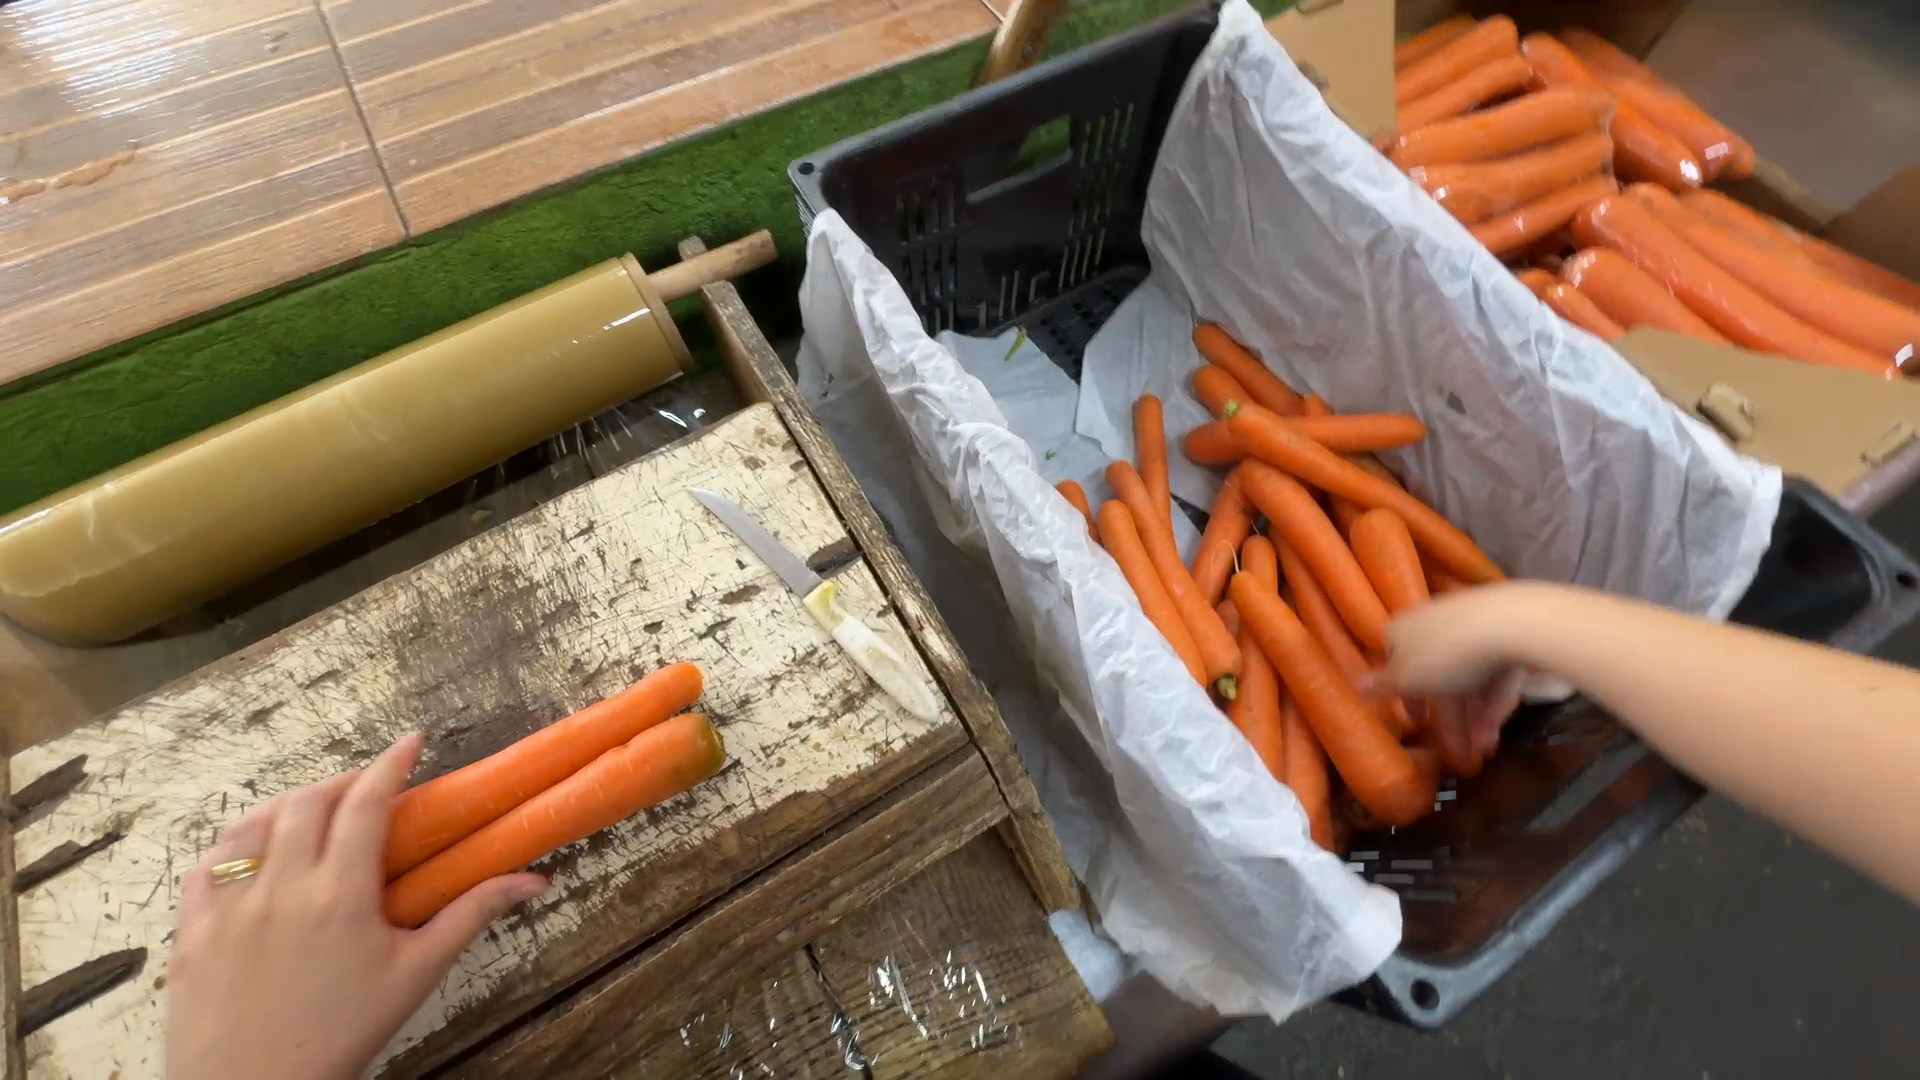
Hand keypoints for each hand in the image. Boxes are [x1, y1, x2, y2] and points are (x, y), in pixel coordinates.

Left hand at [166, 736, 547, 1079]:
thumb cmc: (345, 1032)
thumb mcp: (420, 971)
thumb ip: (475, 914)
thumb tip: (536, 880)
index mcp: (339, 894)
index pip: (365, 804)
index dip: (390, 763)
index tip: (411, 740)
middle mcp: (279, 891)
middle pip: (306, 804)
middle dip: (344, 779)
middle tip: (372, 781)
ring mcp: (226, 913)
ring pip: (250, 827)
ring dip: (289, 804)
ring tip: (317, 806)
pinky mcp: (190, 938)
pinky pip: (204, 869)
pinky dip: (234, 843)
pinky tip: (256, 848)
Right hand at [1371, 584, 1540, 759]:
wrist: (1507, 623)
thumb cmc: (1444, 655)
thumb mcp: (1405, 678)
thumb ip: (1382, 686)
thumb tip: (1357, 684)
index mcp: (1398, 634)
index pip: (1397, 667)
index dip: (1408, 700)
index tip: (1419, 724)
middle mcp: (1428, 627)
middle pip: (1436, 679)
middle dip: (1450, 720)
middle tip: (1461, 754)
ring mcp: (1467, 628)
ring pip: (1467, 679)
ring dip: (1474, 718)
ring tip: (1484, 749)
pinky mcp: (1502, 633)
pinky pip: (1491, 672)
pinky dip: (1493, 699)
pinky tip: (1498, 727)